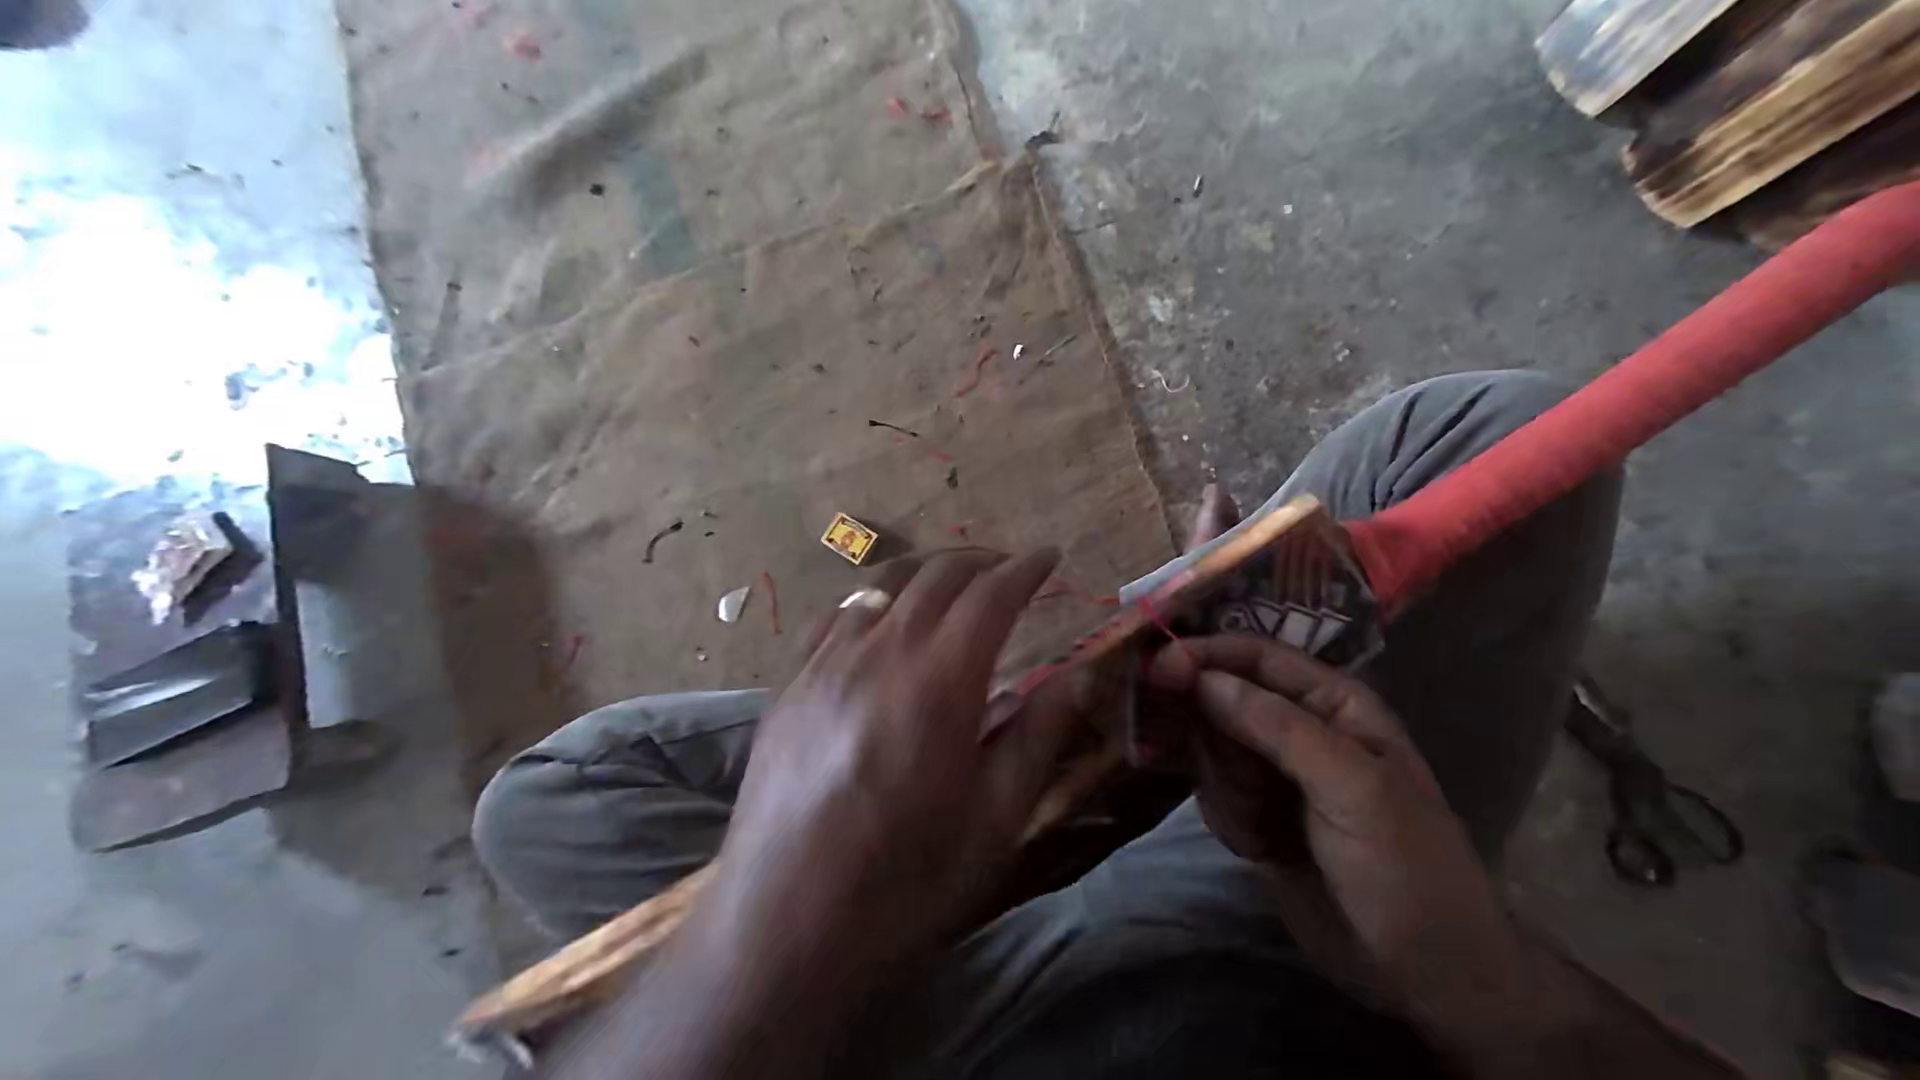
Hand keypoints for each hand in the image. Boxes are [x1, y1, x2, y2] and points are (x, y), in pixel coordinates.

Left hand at [703, 548, 1092, 967]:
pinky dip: (872, 603)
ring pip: (882, 586)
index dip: (1026, 568)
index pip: (992, 594)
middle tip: (1009, 570)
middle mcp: (879, 651)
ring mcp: (824, 663)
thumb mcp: (996, 816)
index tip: (1049, 557)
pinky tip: (880, 623)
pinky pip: (835, 618)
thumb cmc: (906, 881)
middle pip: (937, 575)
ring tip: (952, 588)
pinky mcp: (787, 684)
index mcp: (939, 680)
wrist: (785, 927)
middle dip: (981, 561)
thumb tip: (1082, 673)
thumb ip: (1040, 732)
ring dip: (927, 575)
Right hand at [1146, 636, 1530, 1016]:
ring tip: (1264, 827)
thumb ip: (1277, 726)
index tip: (1157, 669)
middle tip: (1238, 783)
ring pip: (1210, 749)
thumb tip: (1202, 678)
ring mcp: (1272, 771)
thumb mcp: (1353, 788)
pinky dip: (1226, 818)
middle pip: (1221, 698)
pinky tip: (1261, 848)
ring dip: (1226, 788)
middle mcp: (1297, 727)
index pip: (1256, 656)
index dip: (1205, 655)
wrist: (1424, 976)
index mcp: (1333, 703)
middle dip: (1214, 737)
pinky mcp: (1253, 812)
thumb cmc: (1406, 868)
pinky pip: (1211, 792)